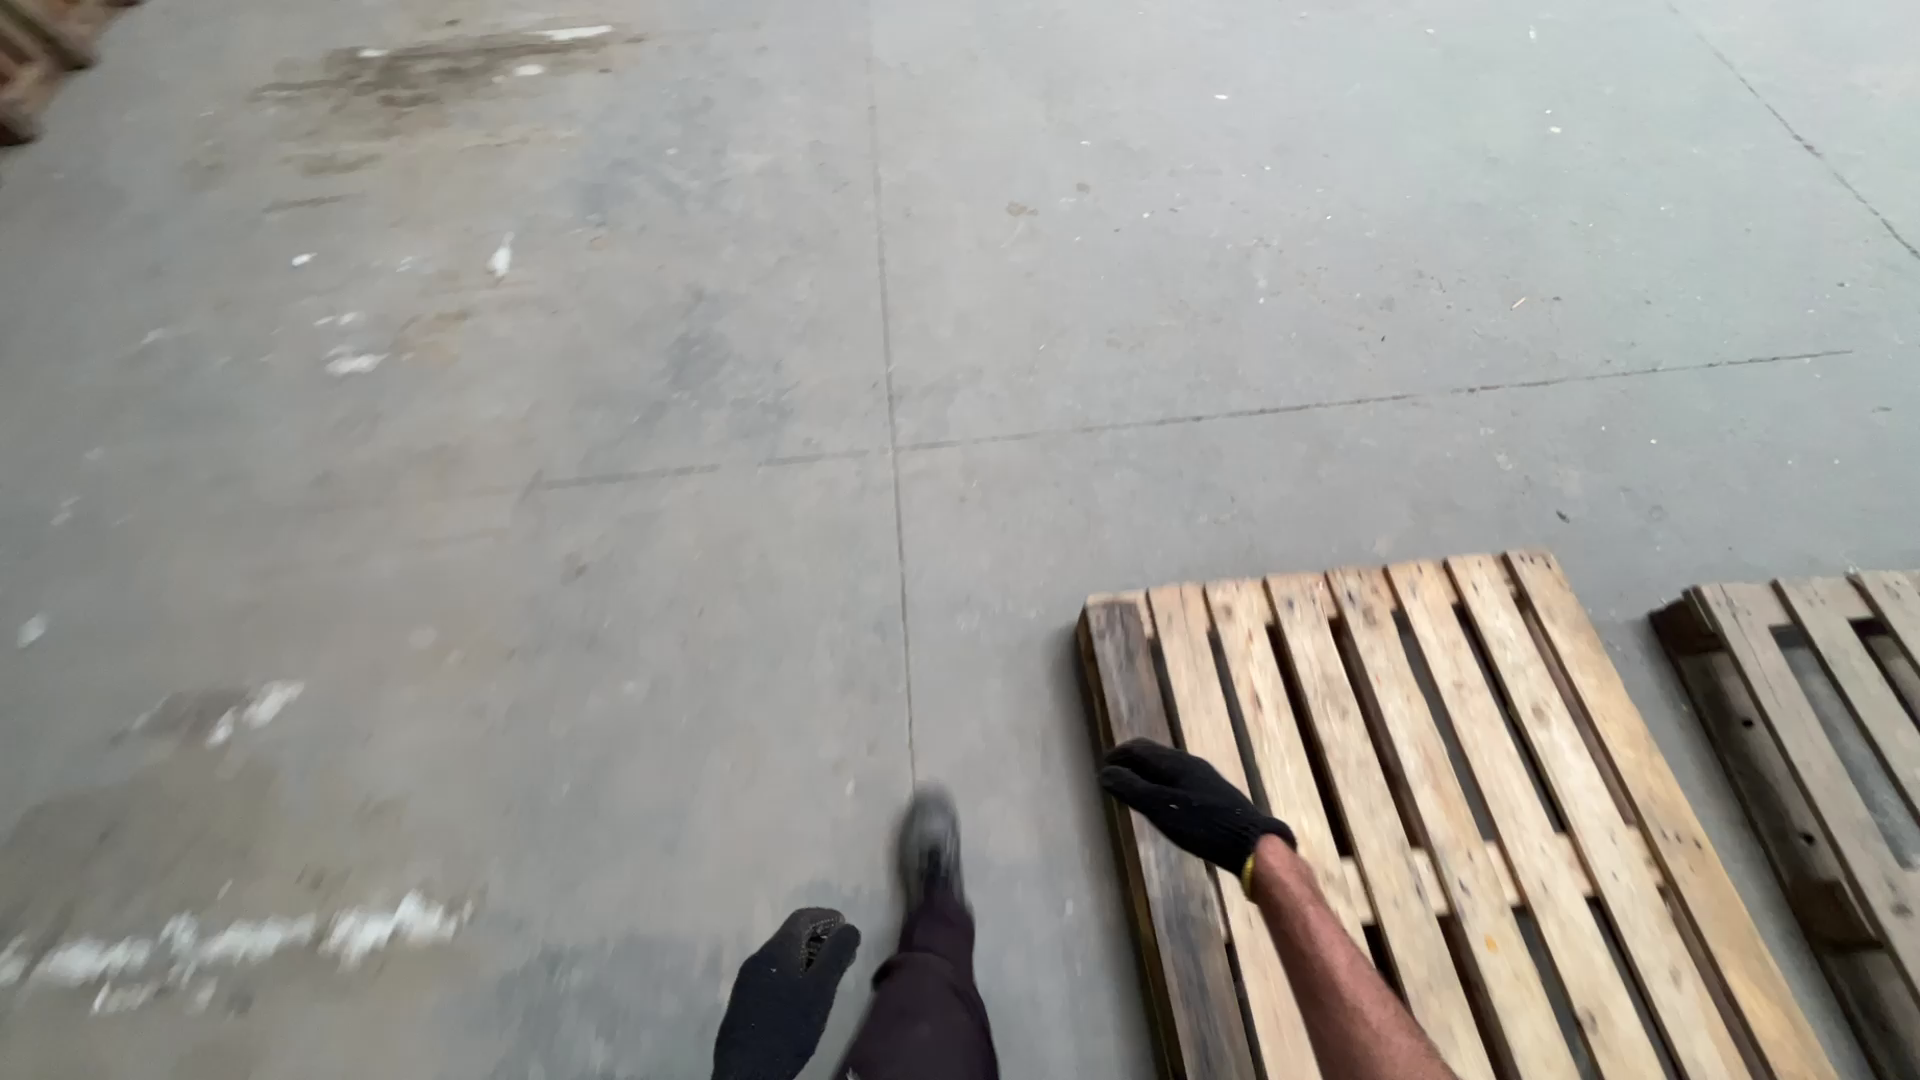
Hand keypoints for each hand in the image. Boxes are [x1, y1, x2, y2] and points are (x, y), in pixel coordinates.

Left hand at [713, 907, 861, 1079]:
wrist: (746, 1075)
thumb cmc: (788, 1028)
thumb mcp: (821, 989)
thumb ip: (837, 955)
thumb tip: (849, 927)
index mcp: (776, 949)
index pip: (802, 917)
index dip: (826, 917)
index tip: (845, 926)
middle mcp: (758, 958)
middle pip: (791, 935)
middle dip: (819, 939)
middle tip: (842, 954)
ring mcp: (747, 980)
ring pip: (782, 957)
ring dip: (807, 958)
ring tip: (827, 976)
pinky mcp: (743, 1002)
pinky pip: (773, 975)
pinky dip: (793, 974)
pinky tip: (803, 997)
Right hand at [1099, 738, 1294, 872]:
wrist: (1250, 843)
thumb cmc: (1201, 824)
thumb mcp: (1160, 809)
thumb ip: (1131, 789)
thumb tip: (1105, 773)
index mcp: (1173, 762)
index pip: (1137, 748)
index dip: (1117, 754)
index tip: (1102, 766)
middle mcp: (1188, 762)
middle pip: (1152, 753)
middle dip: (1130, 760)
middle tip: (1114, 775)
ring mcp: (1202, 776)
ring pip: (1165, 765)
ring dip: (1145, 772)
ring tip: (1133, 788)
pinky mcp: (1212, 792)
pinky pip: (1177, 777)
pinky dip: (1159, 782)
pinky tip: (1163, 800)